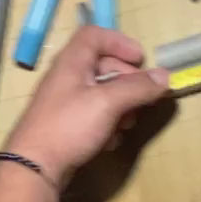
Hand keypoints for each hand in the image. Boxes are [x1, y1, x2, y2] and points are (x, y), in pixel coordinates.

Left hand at [1, 27, 170, 184]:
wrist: (34, 166)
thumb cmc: (69, 126)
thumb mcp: (108, 103)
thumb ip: (137, 88)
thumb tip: (165, 76)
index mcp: (72, 62)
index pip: (95, 35)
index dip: (120, 42)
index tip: (141, 60)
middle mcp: (67, 77)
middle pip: (102, 65)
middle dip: (127, 79)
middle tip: (143, 96)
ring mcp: (66, 102)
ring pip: (101, 93)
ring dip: (121, 104)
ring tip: (128, 122)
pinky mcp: (67, 125)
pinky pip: (94, 115)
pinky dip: (108, 123)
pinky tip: (112, 139)